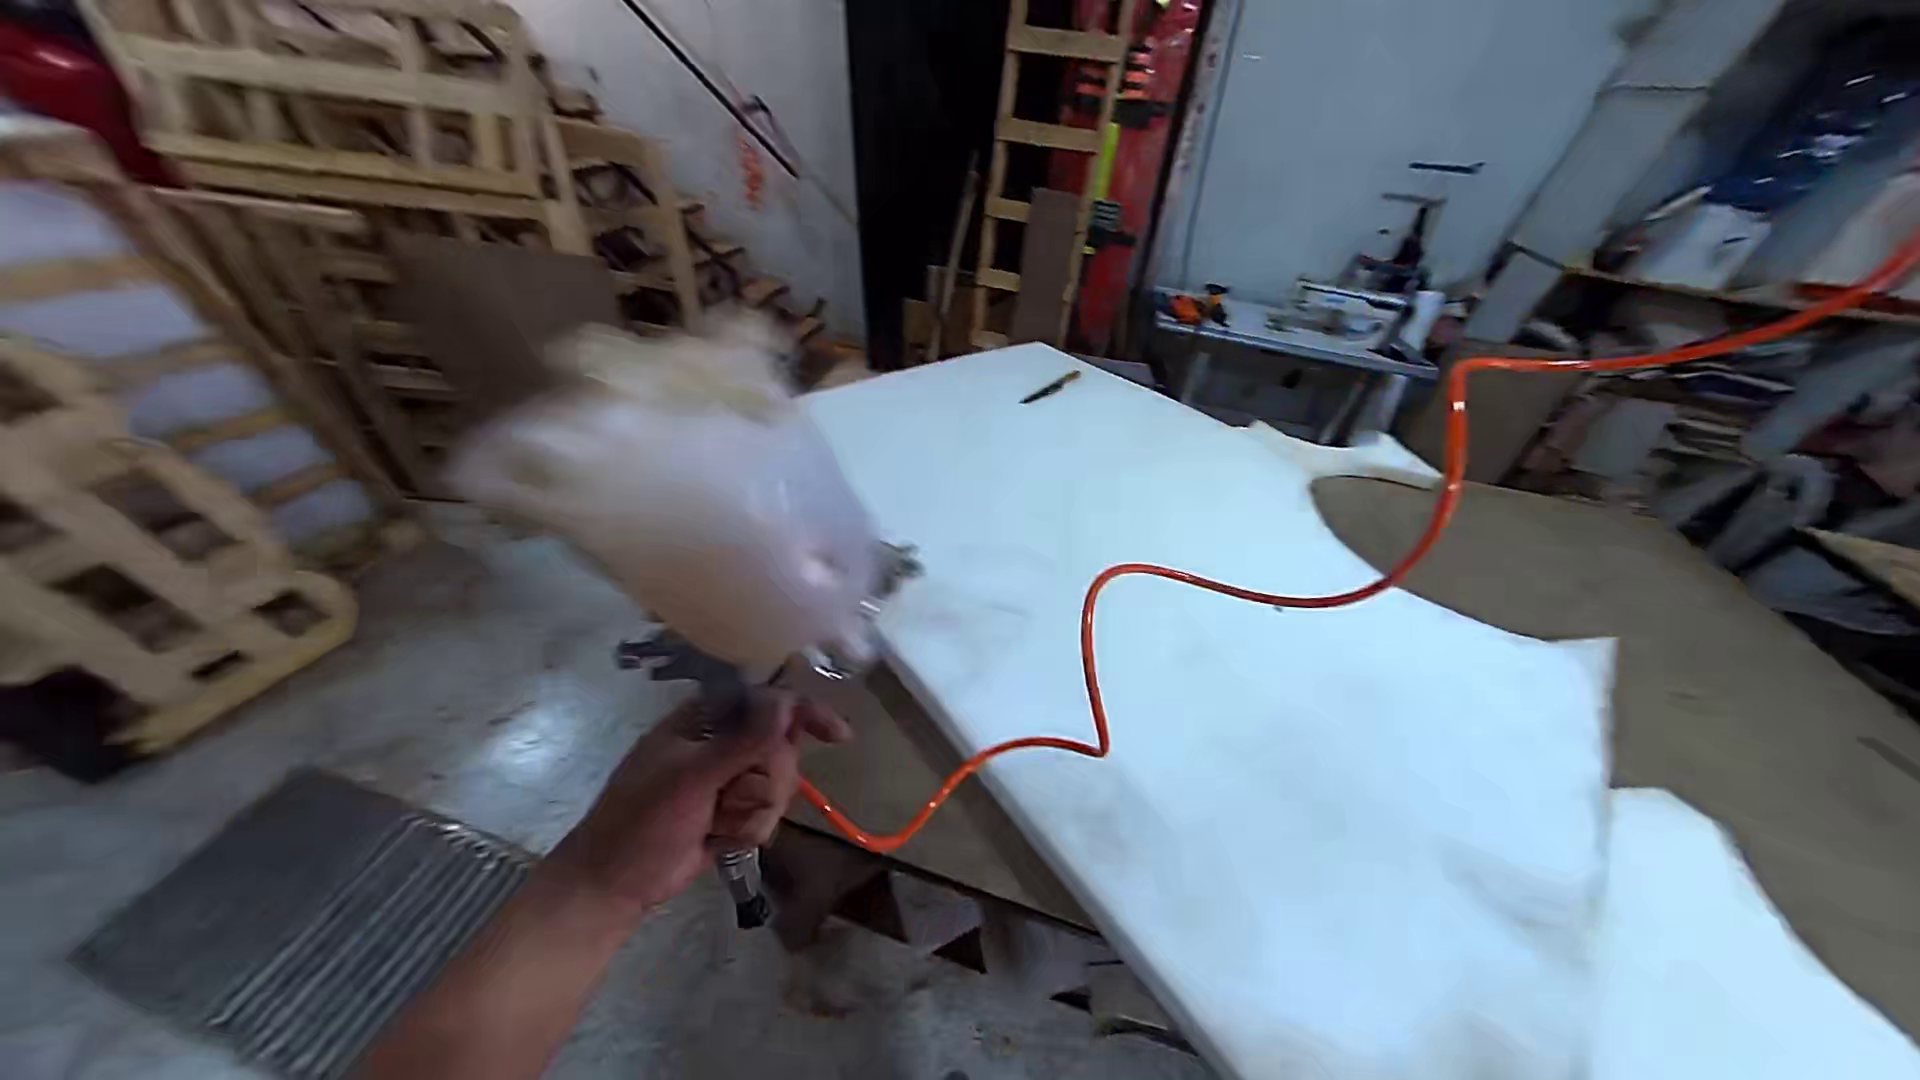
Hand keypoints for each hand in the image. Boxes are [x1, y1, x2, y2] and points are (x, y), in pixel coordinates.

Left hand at [549, 691, 851, 915]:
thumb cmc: (640, 822)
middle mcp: (726, 741)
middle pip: (782, 748)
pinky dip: (750, 829)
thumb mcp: (690, 779)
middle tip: (732, 799)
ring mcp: (732, 776)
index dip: (805, 714)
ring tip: (719, 822)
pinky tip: (721, 839)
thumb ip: (742, 742)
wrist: (612, 885)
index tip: (837, 736)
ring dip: (755, 811)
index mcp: (708, 718)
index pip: (770, 702)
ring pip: (781, 783)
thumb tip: (786, 704)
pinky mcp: (737, 809)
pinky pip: (771, 812)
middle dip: (765, 781)